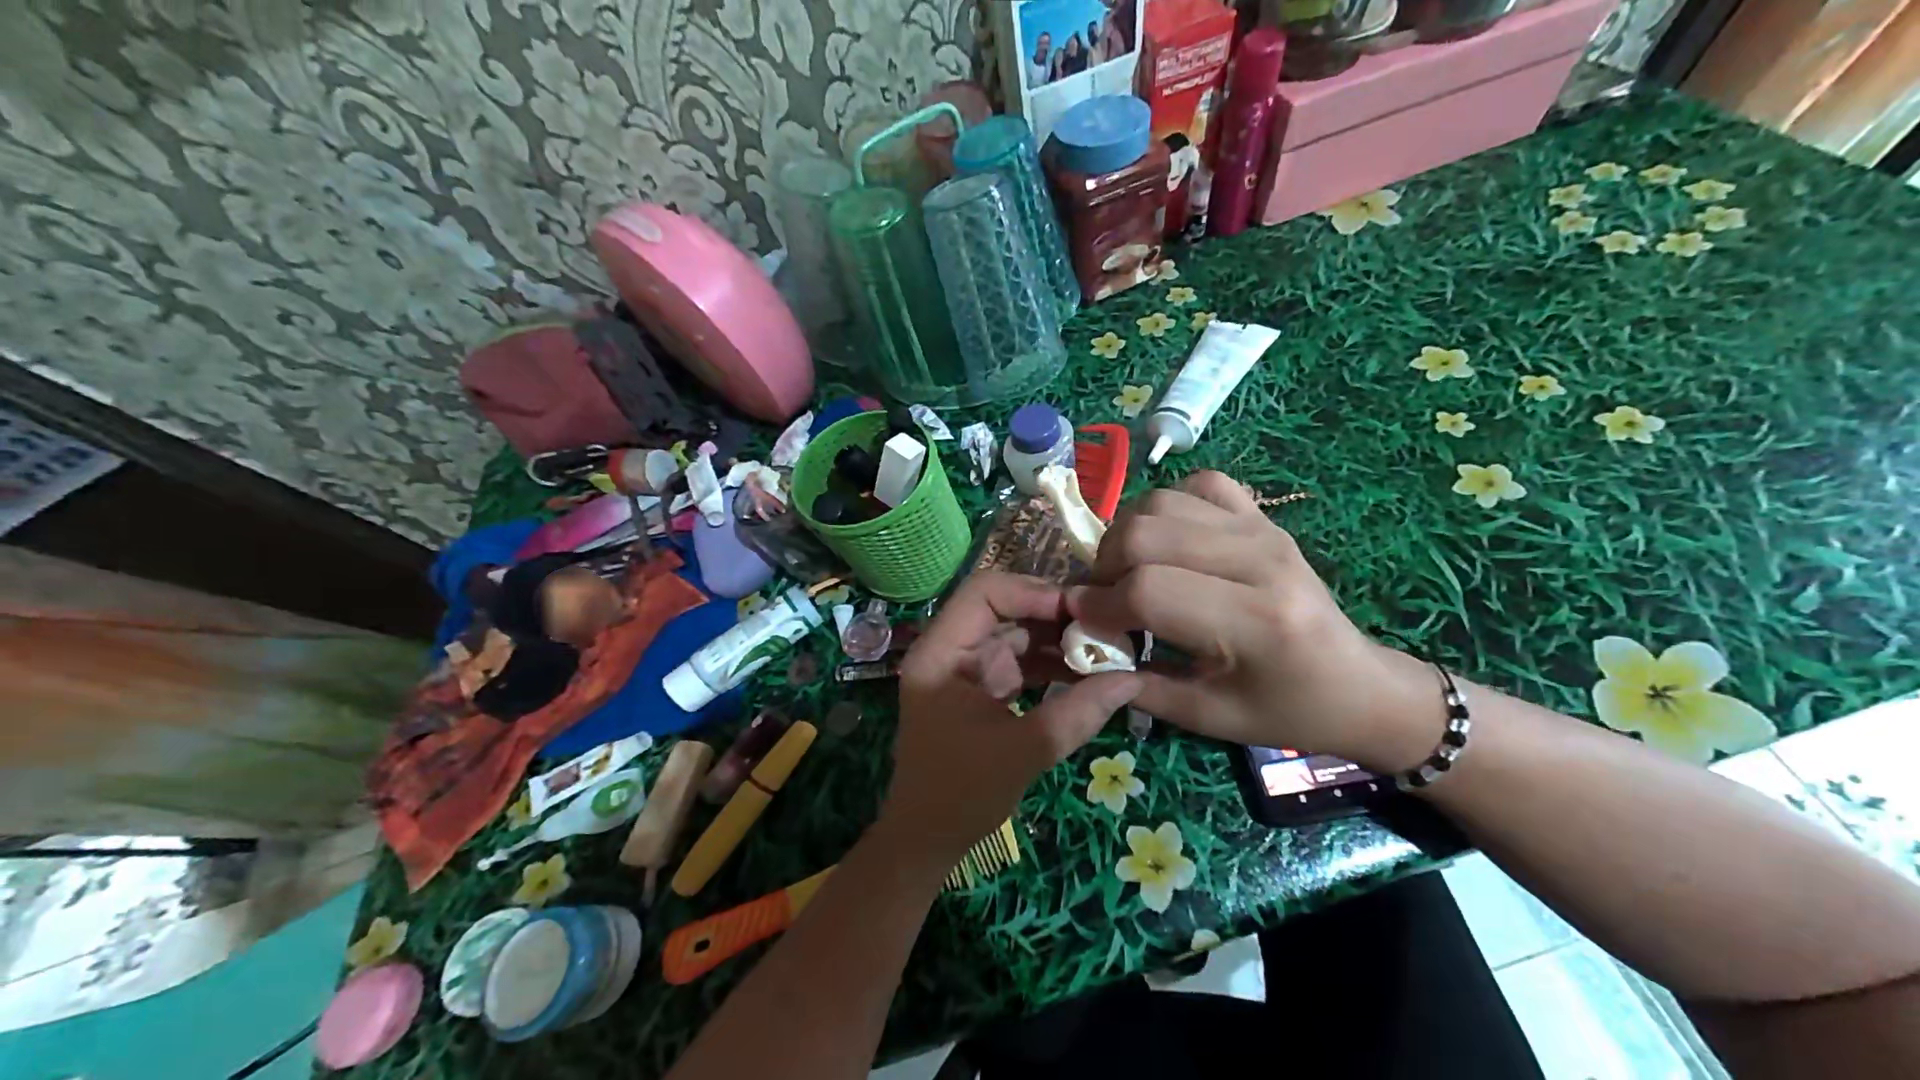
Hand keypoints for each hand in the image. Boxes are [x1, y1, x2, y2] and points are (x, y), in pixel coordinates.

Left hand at [882, 572, 1142, 860]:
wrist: (928, 837)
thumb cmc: (960, 793)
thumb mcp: (1023, 752)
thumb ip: (1076, 714)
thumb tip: (1133, 680)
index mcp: (941, 652)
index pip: (985, 593)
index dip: (1033, 593)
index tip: (1082, 612)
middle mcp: (952, 649)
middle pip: (1006, 608)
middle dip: (1055, 615)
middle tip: (1106, 626)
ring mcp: (969, 668)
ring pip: (1019, 632)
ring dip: (1060, 639)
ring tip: (1108, 647)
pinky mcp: (987, 687)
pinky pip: (1023, 660)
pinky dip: (1054, 663)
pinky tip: (1091, 672)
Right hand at [1068, 471, 1441, 770]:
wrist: (1358, 684)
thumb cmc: (1284, 712)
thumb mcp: (1206, 716)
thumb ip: (1135, 683)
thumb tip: (1077, 642)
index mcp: (1256, 622)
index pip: (1149, 589)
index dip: (1099, 604)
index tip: (1081, 620)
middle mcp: (1261, 561)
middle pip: (1146, 534)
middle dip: (1105, 567)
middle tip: (1104, 598)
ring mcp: (1264, 530)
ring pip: (1162, 502)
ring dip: (1127, 535)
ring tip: (1128, 571)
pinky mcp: (1264, 517)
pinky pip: (1198, 485)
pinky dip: (1167, 506)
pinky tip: (1167, 541)